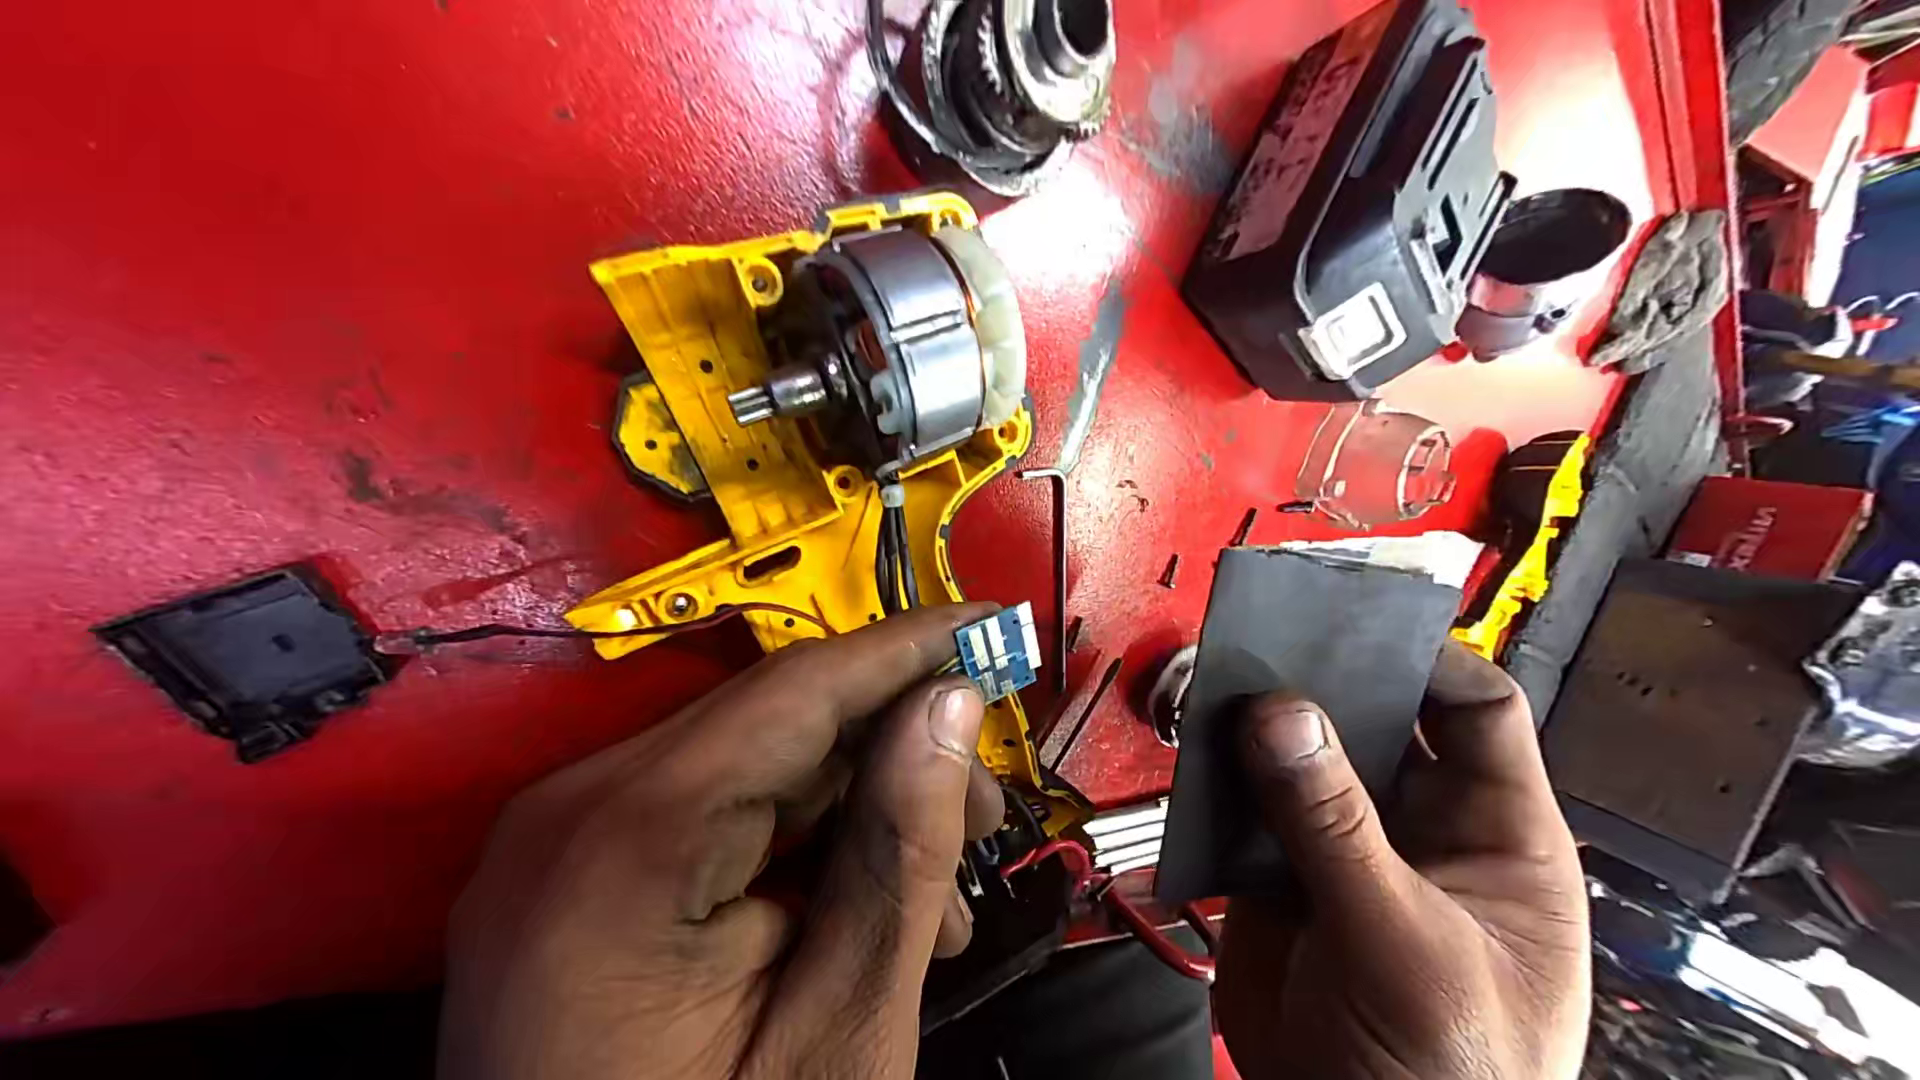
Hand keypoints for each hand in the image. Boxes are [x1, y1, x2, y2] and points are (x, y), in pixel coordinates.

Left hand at [439, 603, 1008, 1079]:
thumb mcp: (836, 1038)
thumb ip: (897, 854)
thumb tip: (951, 703)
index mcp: (622, 845)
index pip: (797, 690)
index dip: (907, 645)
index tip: (990, 622)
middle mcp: (578, 809)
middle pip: (779, 723)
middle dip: (897, 743)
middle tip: (984, 801)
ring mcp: (573, 835)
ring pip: (762, 761)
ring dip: (862, 797)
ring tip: (943, 875)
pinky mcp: (589, 863)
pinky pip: (725, 808)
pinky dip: (808, 834)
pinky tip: (868, 895)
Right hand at [1214, 640, 1590, 1079]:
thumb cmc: (1441, 1075)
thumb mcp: (1402, 947)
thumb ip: (1336, 830)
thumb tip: (1280, 715)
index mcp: (1491, 836)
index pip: (1475, 712)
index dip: (1426, 660)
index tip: (1353, 624)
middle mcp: (1413, 823)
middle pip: (1372, 718)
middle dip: (1321, 680)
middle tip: (1263, 642)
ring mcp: (1339, 840)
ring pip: (1299, 751)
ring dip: (1259, 721)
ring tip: (1219, 686)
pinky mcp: (1276, 861)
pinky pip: (1247, 793)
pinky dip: (1220, 771)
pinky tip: (1198, 751)